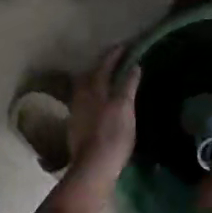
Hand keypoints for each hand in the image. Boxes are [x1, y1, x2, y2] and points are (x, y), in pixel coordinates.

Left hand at [64, 46, 141, 185]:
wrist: (93, 166)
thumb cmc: (113, 134)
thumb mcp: (125, 107)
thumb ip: (128, 85)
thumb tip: (134, 66)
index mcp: (94, 89)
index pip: (104, 65)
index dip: (114, 55)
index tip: (124, 46)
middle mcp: (82, 97)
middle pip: (90, 75)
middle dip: (102, 66)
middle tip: (115, 61)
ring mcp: (77, 112)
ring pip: (85, 89)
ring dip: (96, 81)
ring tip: (109, 81)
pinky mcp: (76, 126)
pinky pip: (85, 102)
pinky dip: (94, 97)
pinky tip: (101, 103)